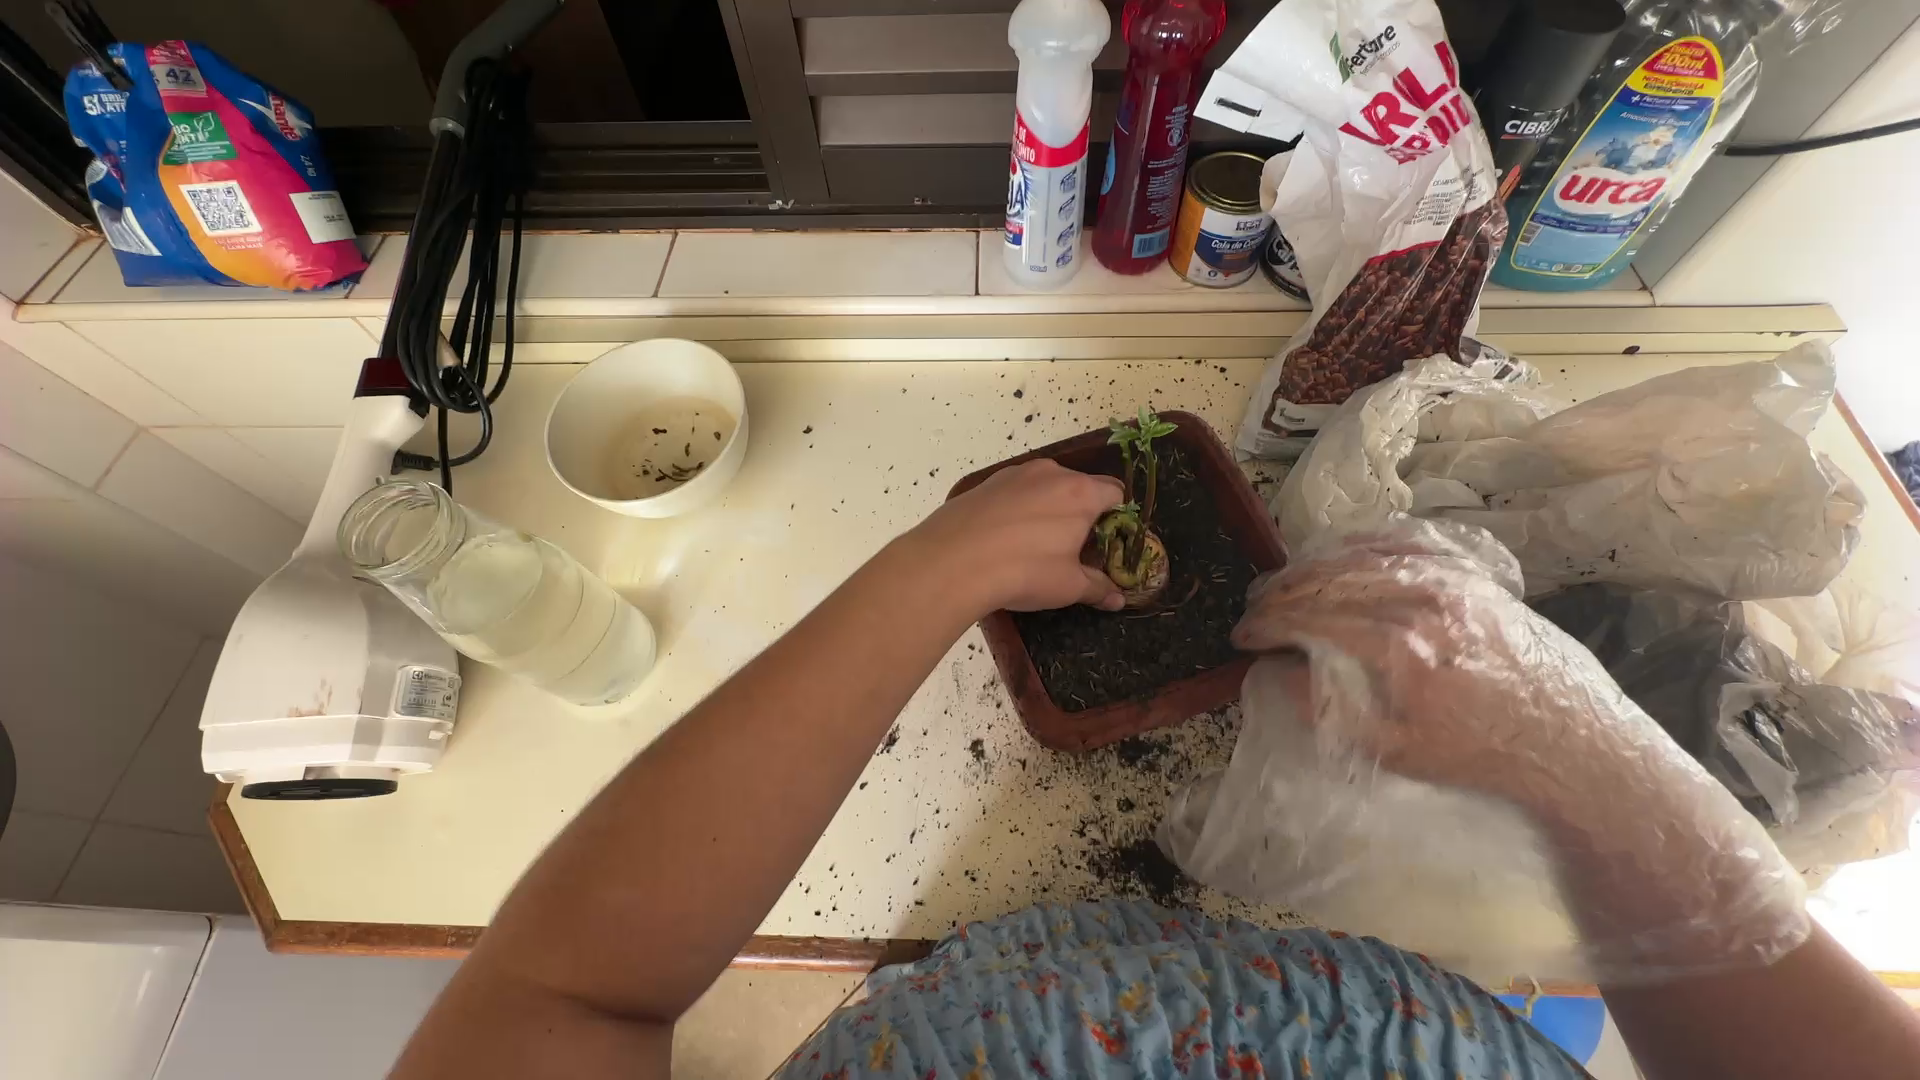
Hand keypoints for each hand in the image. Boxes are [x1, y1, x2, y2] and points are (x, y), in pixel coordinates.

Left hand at [898, 459, 1126, 618]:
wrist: (951, 561)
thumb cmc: (1023, 571)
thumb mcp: (1067, 586)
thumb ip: (1097, 588)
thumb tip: (1119, 599)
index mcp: (1080, 493)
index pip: (1115, 493)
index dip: (1117, 517)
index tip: (1106, 544)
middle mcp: (1050, 474)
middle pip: (1079, 487)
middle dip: (1081, 514)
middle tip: (1072, 549)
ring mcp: (1014, 475)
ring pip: (1044, 487)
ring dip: (1048, 509)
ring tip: (1035, 545)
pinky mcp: (985, 484)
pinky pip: (1014, 493)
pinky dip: (1018, 509)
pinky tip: (1004, 539)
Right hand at [1229, 524, 1673, 805]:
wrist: (1571, 740)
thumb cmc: (1475, 752)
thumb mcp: (1393, 751)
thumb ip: (1328, 711)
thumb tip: (1279, 672)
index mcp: (1398, 647)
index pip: (1309, 621)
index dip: (1266, 625)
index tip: (1242, 636)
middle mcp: (1419, 601)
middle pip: (1325, 582)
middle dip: (1278, 596)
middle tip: (1254, 612)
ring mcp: (1447, 580)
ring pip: (1356, 558)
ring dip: (1308, 571)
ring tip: (1283, 588)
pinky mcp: (1468, 574)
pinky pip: (1401, 544)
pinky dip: (1358, 546)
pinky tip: (1335, 557)